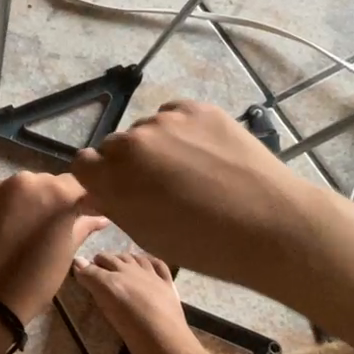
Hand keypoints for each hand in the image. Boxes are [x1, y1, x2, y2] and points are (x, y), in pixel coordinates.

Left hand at [0, 172, 107, 325]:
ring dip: (32, 201)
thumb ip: (83, 226)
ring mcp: (1, 187)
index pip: (78, 185)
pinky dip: (11, 206)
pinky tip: (10, 227)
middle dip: (56, 199)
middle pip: (50, 183)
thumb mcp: (66, 250)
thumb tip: (101, 217)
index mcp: (57, 192)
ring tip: (31, 226)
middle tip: (56, 224)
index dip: (83, 200)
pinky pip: (4, 195)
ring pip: (25, 187)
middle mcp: (28, 180)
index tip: (84, 215)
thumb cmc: (37, 276)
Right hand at [70, 100, 314, 288]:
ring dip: (158, 146)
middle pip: (115, 145)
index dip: (98, 176)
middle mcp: (130, 143)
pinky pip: (175, 115)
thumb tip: (97, 190)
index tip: (119, 188)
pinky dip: (183, 131)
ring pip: (148, 130)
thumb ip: (114, 205)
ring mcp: (165, 121)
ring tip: (192, 170)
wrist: (271, 225)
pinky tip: (206, 154)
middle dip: (129, 161)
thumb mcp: (146, 234)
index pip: (82, 162)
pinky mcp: (197, 109)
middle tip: (160, 184)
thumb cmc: (204, 244)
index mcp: (110, 178)